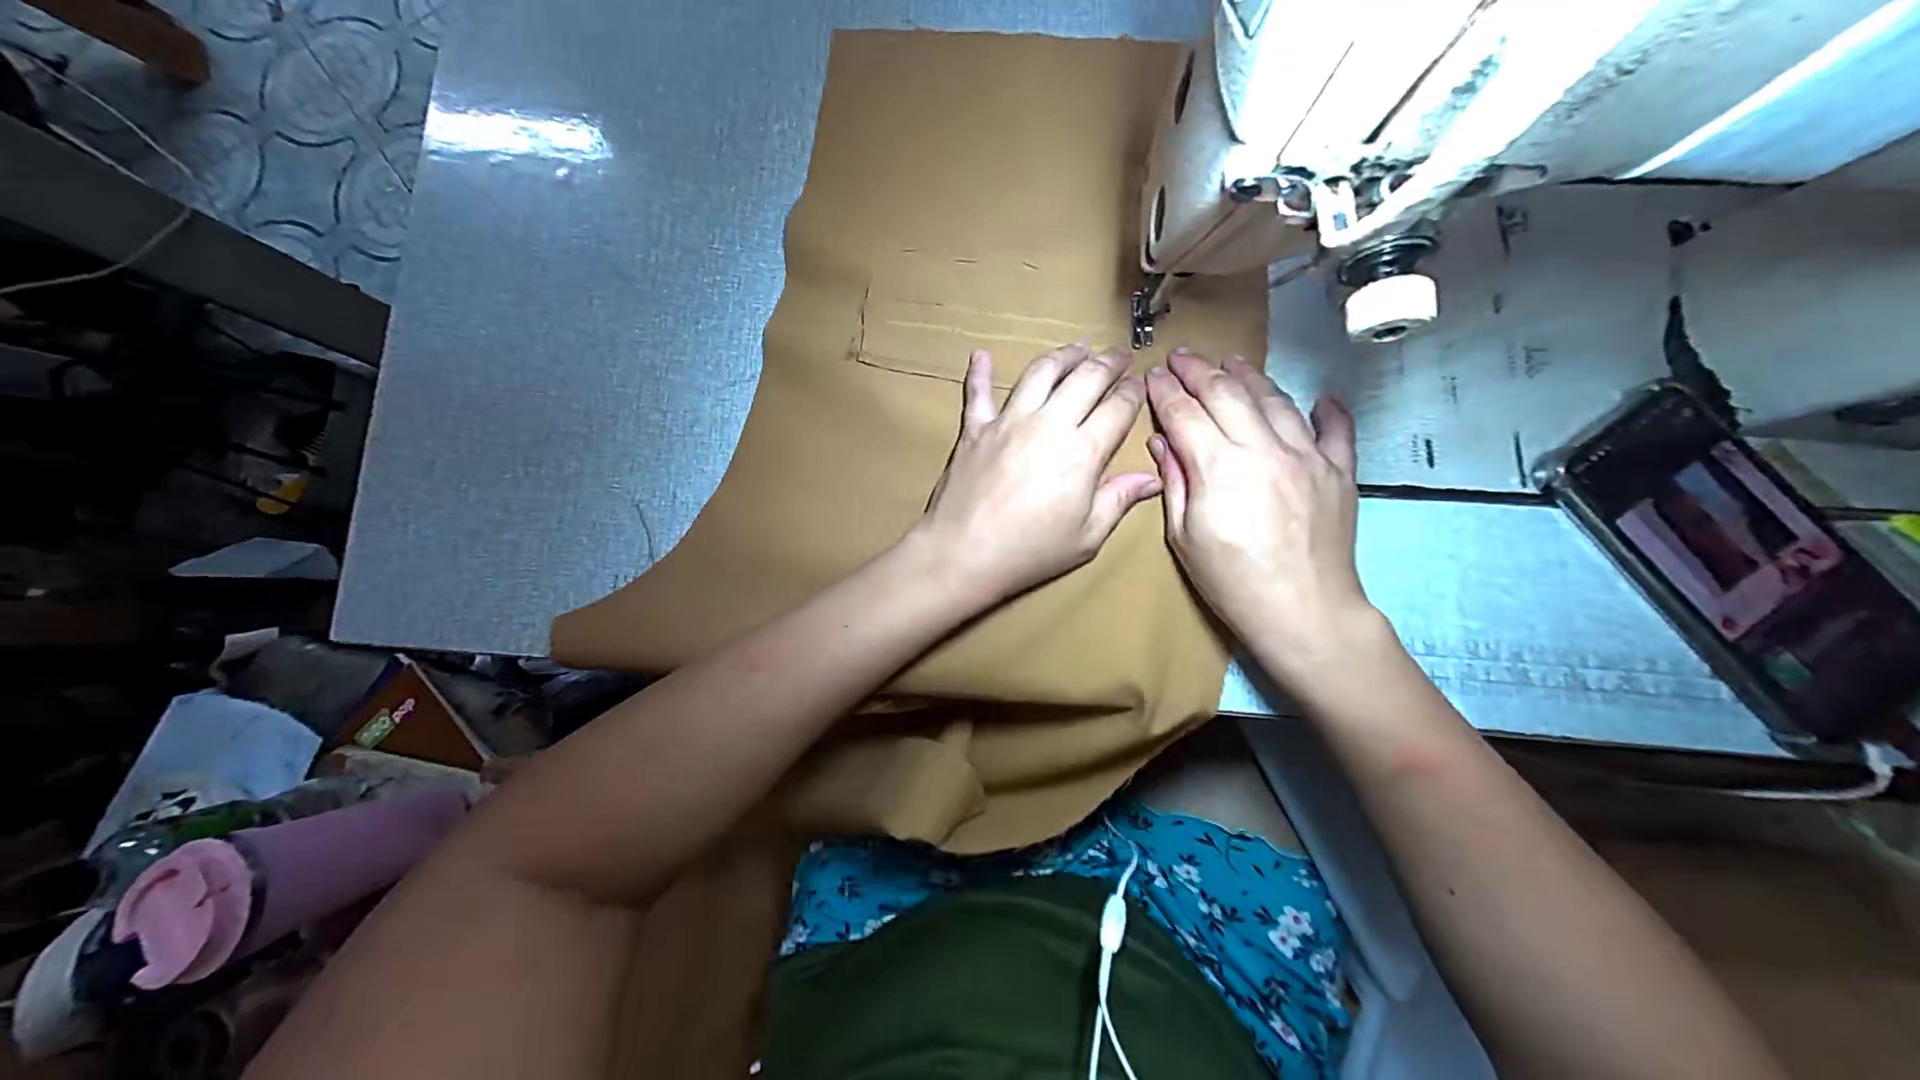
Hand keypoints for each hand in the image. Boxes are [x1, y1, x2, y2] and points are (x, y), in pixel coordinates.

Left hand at [912, 343, 1160, 603]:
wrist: (963, 553)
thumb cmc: (1029, 551)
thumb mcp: (1086, 536)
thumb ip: (1119, 500)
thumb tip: (1151, 479)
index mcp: (1083, 451)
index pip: (1119, 407)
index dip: (1134, 391)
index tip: (1140, 384)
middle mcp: (1048, 424)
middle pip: (1086, 378)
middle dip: (1108, 362)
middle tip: (1119, 355)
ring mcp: (1008, 422)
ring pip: (1040, 373)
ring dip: (1063, 356)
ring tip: (1077, 349)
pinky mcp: (975, 429)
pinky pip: (977, 393)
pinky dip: (979, 372)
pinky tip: (980, 356)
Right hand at [1144, 349, 1372, 669]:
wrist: (1302, 610)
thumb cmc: (1232, 581)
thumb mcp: (1183, 537)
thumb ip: (1175, 482)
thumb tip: (1162, 442)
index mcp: (1218, 466)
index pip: (1185, 413)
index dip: (1165, 392)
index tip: (1153, 376)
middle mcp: (1263, 448)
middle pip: (1227, 393)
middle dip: (1200, 370)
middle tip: (1183, 356)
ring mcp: (1306, 455)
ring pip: (1275, 399)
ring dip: (1249, 376)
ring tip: (1232, 362)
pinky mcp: (1339, 470)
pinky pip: (1336, 428)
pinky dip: (1326, 408)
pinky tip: (1319, 396)